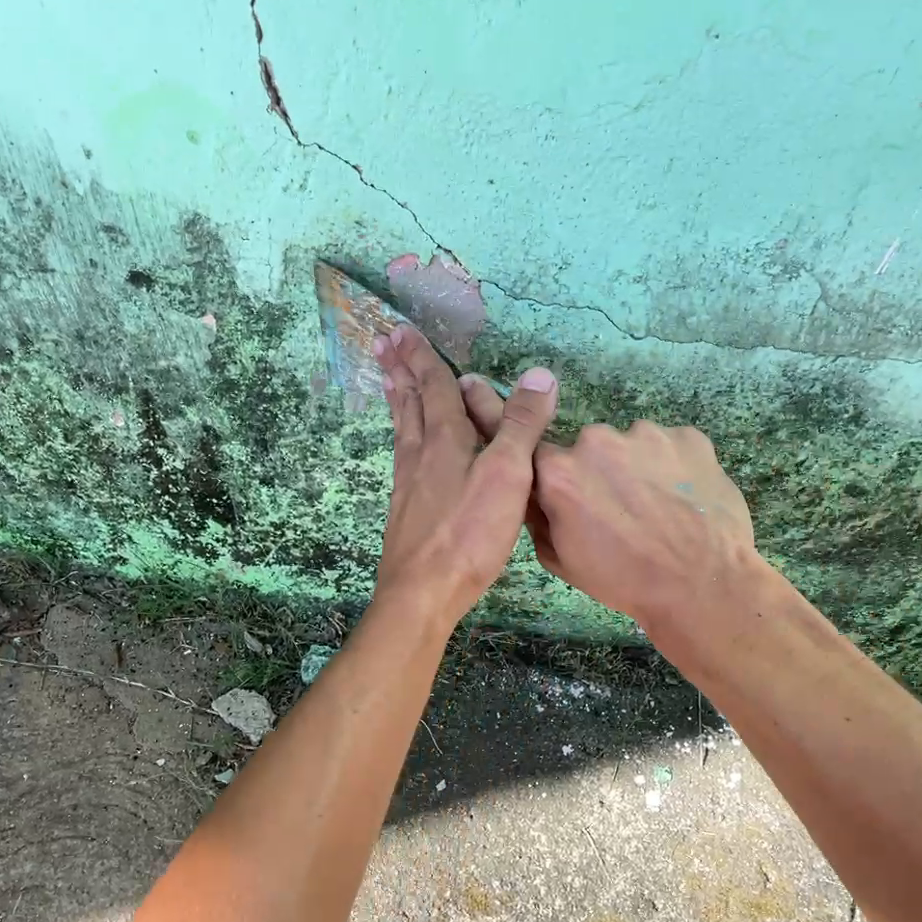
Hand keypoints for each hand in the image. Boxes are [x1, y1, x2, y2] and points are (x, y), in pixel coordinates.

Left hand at [372, 327, 557, 630]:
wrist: (422, 591)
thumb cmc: (469, 533)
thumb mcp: (508, 475)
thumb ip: (522, 426)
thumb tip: (540, 373)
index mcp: (445, 439)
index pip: (435, 387)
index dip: (422, 357)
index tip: (402, 330)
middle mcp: (420, 453)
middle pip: (409, 402)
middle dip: (399, 369)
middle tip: (381, 343)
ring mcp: (408, 482)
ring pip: (402, 428)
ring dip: (396, 398)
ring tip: (387, 379)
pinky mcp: (405, 509)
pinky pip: (402, 456)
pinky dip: (402, 435)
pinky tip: (404, 446)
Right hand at [461, 404, 756, 630]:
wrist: (699, 585)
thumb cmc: (621, 579)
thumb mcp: (559, 559)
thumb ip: (538, 518)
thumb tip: (534, 498)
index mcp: (558, 471)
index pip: (541, 456)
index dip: (556, 479)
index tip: (572, 500)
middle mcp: (597, 440)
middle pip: (588, 447)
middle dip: (599, 471)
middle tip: (619, 509)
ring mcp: (647, 434)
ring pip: (632, 444)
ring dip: (637, 466)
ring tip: (657, 506)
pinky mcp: (690, 436)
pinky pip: (672, 446)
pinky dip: (675, 466)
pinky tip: (685, 498)